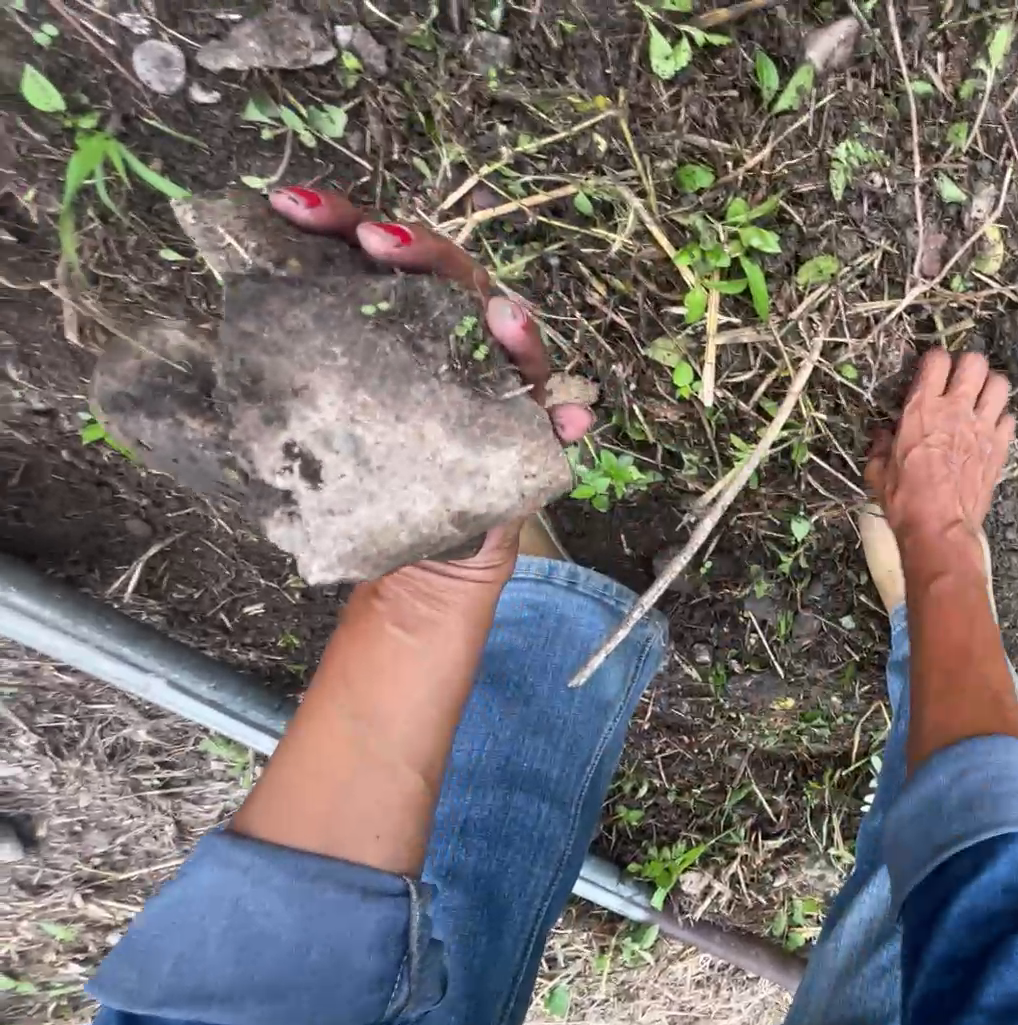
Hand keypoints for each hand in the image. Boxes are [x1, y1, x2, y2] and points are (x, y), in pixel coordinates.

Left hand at [266, 186, 588, 585]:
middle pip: (456, 282)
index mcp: (397, 331)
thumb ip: (265, 391)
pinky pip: (561, 423)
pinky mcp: (536, 438)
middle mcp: (458, 347)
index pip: (374, 261)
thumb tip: (174, 353)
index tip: (289, 205)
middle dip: (425, 255)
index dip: (336, 222)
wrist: (426, 555)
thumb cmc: (368, 483)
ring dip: (517, 329)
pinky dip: (569, 418)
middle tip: (383, 245)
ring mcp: (506, 390)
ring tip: (506, 319)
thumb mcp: (298, 431)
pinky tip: (570, 420)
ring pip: (519, 345)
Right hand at [865, 348, 1013, 551]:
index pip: (937, 360)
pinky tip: (991, 430)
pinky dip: (1002, 420)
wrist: (939, 529)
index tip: (933, 373)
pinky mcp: (1000, 447)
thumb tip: (882, 434)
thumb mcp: (879, 472)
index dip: (935, 361)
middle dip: (969, 366)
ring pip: (1000, 384)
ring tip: (982, 399)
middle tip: (962, 381)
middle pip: (975, 362)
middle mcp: (955, 410)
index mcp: (922, 409)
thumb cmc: (905, 501)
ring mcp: (982, 427)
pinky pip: (1010, 418)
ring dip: (991, 388)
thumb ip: (880, 446)